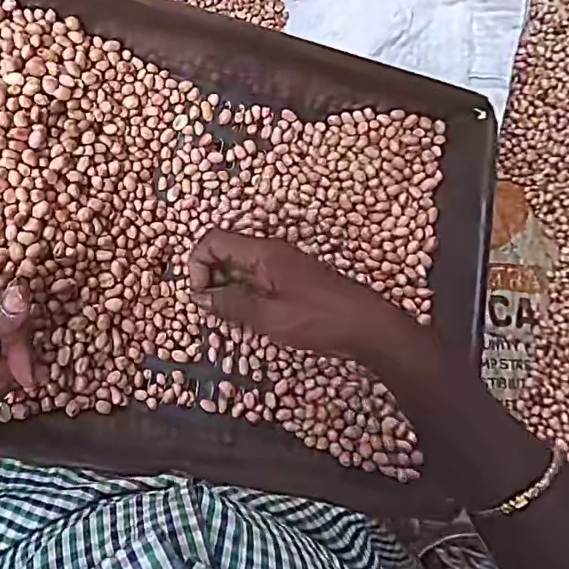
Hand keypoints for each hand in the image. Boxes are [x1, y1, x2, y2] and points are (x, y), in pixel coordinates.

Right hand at [187, 230, 424, 363]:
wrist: (371, 328)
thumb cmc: (320, 320)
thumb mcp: (269, 317)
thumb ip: (231, 304)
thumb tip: (200, 296)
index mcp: (263, 253)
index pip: (212, 240)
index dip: (197, 265)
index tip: (202, 296)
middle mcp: (271, 251)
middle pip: (223, 250)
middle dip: (209, 277)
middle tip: (214, 309)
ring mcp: (283, 263)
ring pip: (239, 265)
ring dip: (226, 286)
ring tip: (232, 316)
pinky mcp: (293, 277)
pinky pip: (256, 276)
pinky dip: (244, 292)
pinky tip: (253, 316)